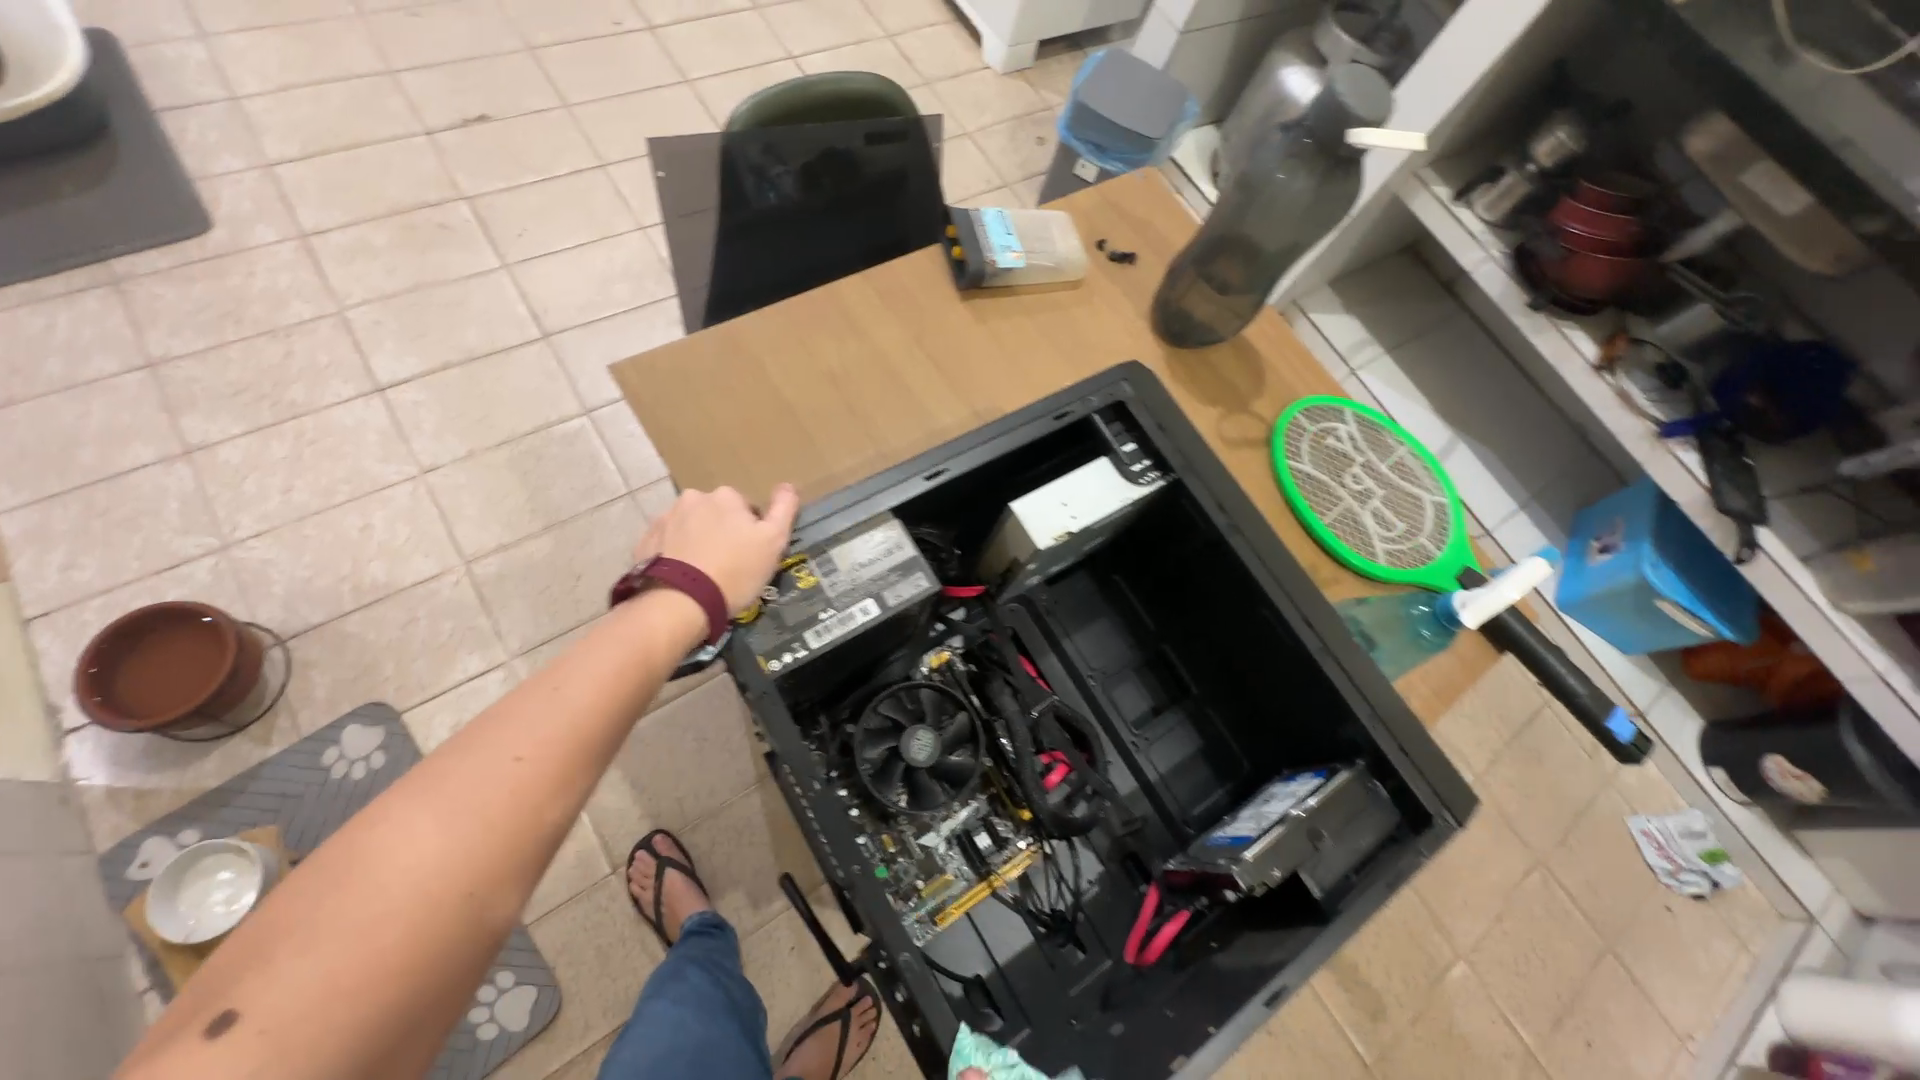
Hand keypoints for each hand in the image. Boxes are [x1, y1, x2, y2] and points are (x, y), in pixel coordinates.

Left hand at [632, 484, 800, 614]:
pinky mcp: (646, 541)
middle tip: (727, 564)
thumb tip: (787, 485)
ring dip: (697, 540)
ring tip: (702, 572)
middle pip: (715, 514)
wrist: (681, 602)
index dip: (752, 531)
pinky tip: (682, 574)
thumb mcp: (774, 541)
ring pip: (690, 526)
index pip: (746, 508)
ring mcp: (665, 518)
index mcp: (726, 496)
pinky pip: (668, 542)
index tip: (750, 554)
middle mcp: (693, 498)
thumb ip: (784, 509)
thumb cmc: (736, 571)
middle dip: (721, 532)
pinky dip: (675, 552)